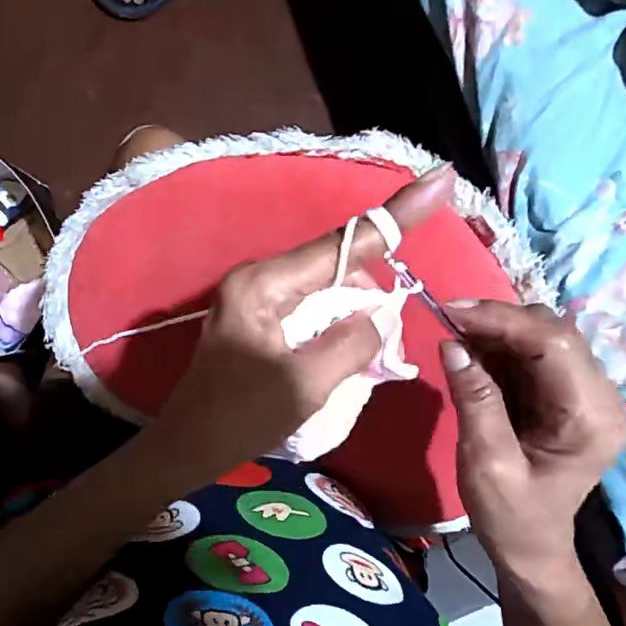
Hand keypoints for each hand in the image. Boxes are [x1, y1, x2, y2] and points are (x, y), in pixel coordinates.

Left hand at [147, 164, 456, 478]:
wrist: (187, 447)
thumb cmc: (240, 418)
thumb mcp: (306, 384)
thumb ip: (352, 343)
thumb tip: (377, 317)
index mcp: (264, 285)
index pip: (342, 244)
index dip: (395, 216)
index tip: (439, 178)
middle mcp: (256, 279)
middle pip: (333, 266)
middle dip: (370, 293)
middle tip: (389, 341)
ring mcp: (251, 297)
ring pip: (322, 289)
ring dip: (351, 313)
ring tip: (367, 354)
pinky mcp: (253, 319)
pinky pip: (305, 308)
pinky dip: (331, 325)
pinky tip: (344, 350)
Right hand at [441, 301, 625, 587]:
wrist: (530, 547)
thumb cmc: (510, 515)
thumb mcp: (486, 463)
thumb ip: (475, 400)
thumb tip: (453, 344)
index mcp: (592, 417)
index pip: (554, 344)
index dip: (503, 319)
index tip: (451, 311)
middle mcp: (602, 397)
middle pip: (554, 333)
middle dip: (499, 321)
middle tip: (447, 321)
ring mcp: (588, 395)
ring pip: (544, 337)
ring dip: (497, 331)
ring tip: (454, 335)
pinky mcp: (567, 396)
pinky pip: (534, 355)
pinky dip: (500, 347)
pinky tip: (471, 352)